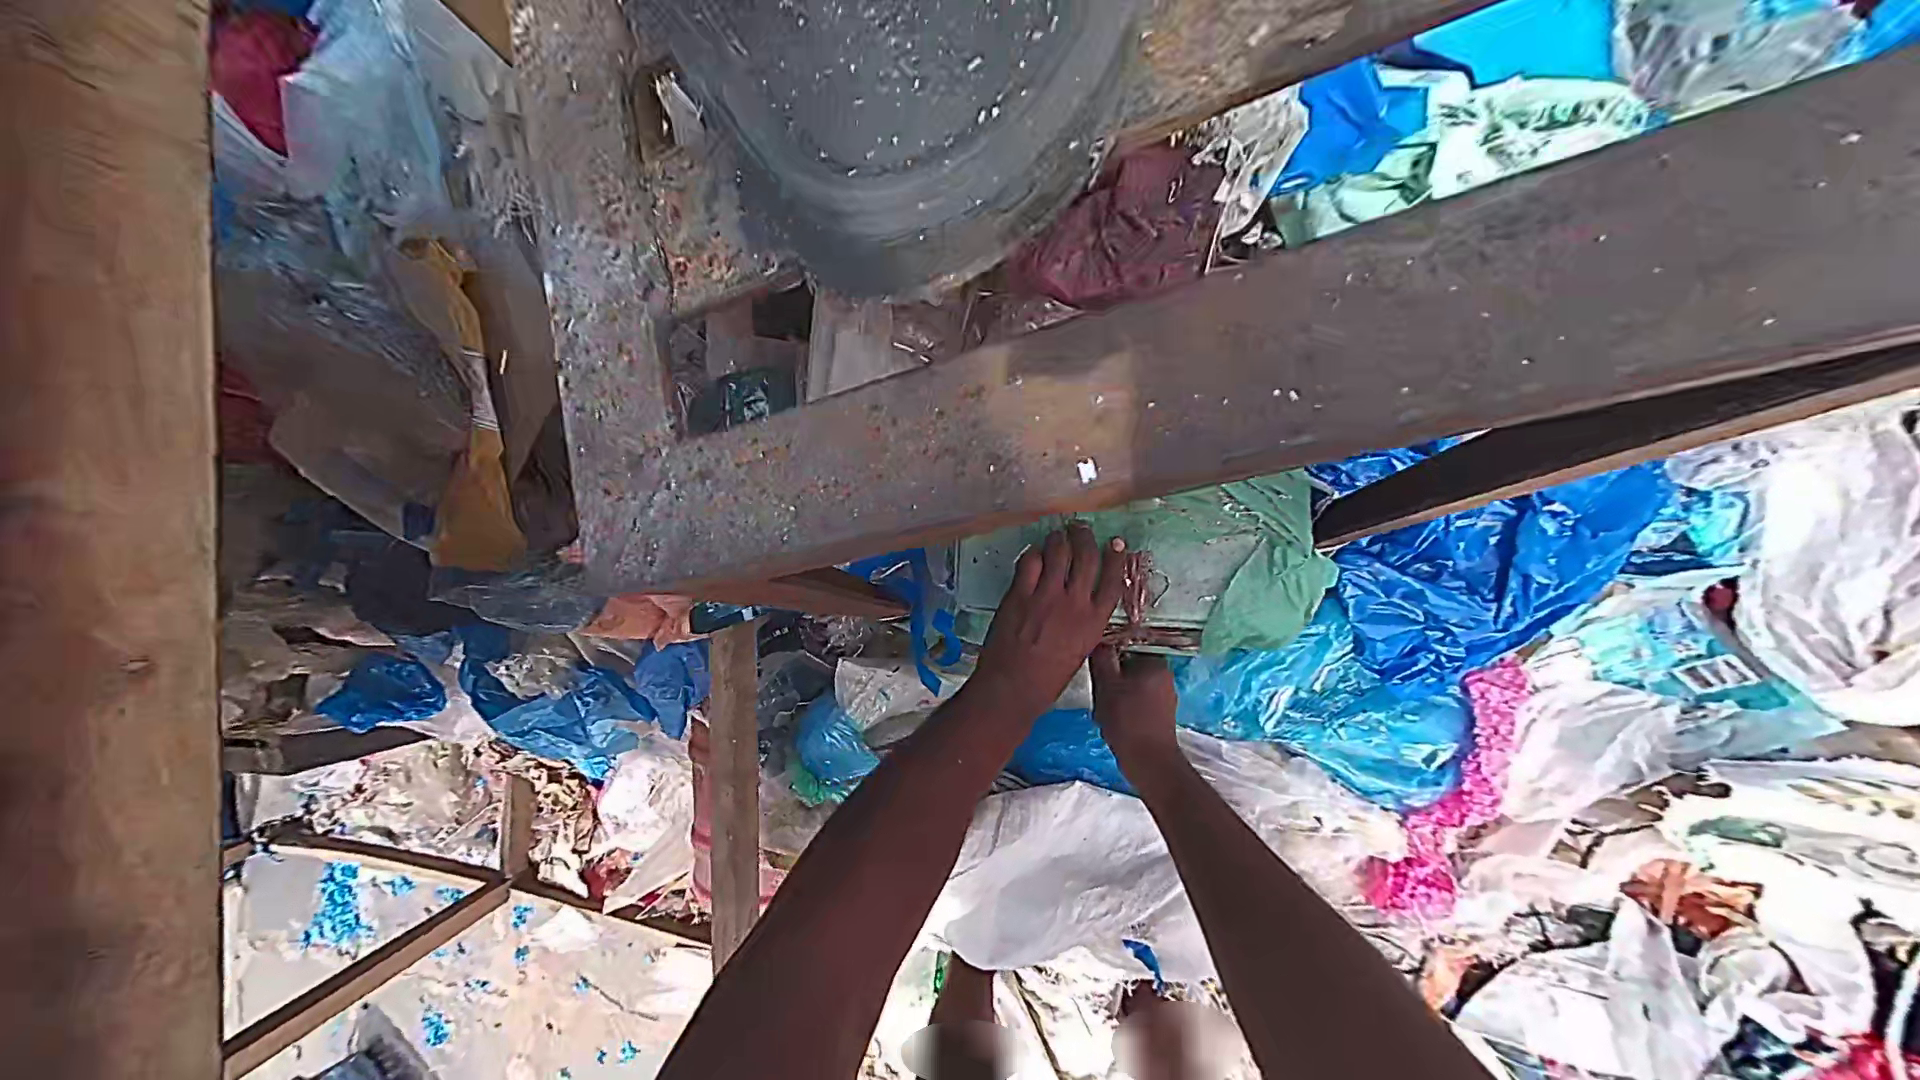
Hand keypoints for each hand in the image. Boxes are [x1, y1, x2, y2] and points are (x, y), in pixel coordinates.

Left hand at [971, 523, 1128, 716]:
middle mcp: (1074, 604)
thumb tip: (1083, 602)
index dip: (1116, 557)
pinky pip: (1030, 562)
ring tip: (1057, 535)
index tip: (1116, 543)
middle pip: (1086, 558)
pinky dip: (1034, 554)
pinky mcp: (1020, 594)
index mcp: (1094, 622)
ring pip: (1058, 553)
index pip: (1113, 580)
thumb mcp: (1079, 650)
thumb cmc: (1048, 679)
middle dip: (1084, 538)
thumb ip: (1084, 623)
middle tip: (1080, 528)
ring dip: (1059, 540)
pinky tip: (1034, 553)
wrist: (1013, 687)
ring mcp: (1046, 596)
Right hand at [1091, 646, 1179, 772]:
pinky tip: (1113, 721)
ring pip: (1129, 686)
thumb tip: (1099, 640)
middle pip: (1127, 667)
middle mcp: (1164, 676)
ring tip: (1104, 709)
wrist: (1148, 761)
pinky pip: (1135, 702)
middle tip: (1099, 693)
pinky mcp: (1160, 715)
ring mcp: (1164, 697)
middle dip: (1110, 679)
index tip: (1097, 671)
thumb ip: (1102, 657)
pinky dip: (1122, 708)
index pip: (1127, 646)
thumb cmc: (1127, 719)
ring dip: (1114, 695)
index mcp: (1156, 663)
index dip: (1108, 657)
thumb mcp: (1107, 683)